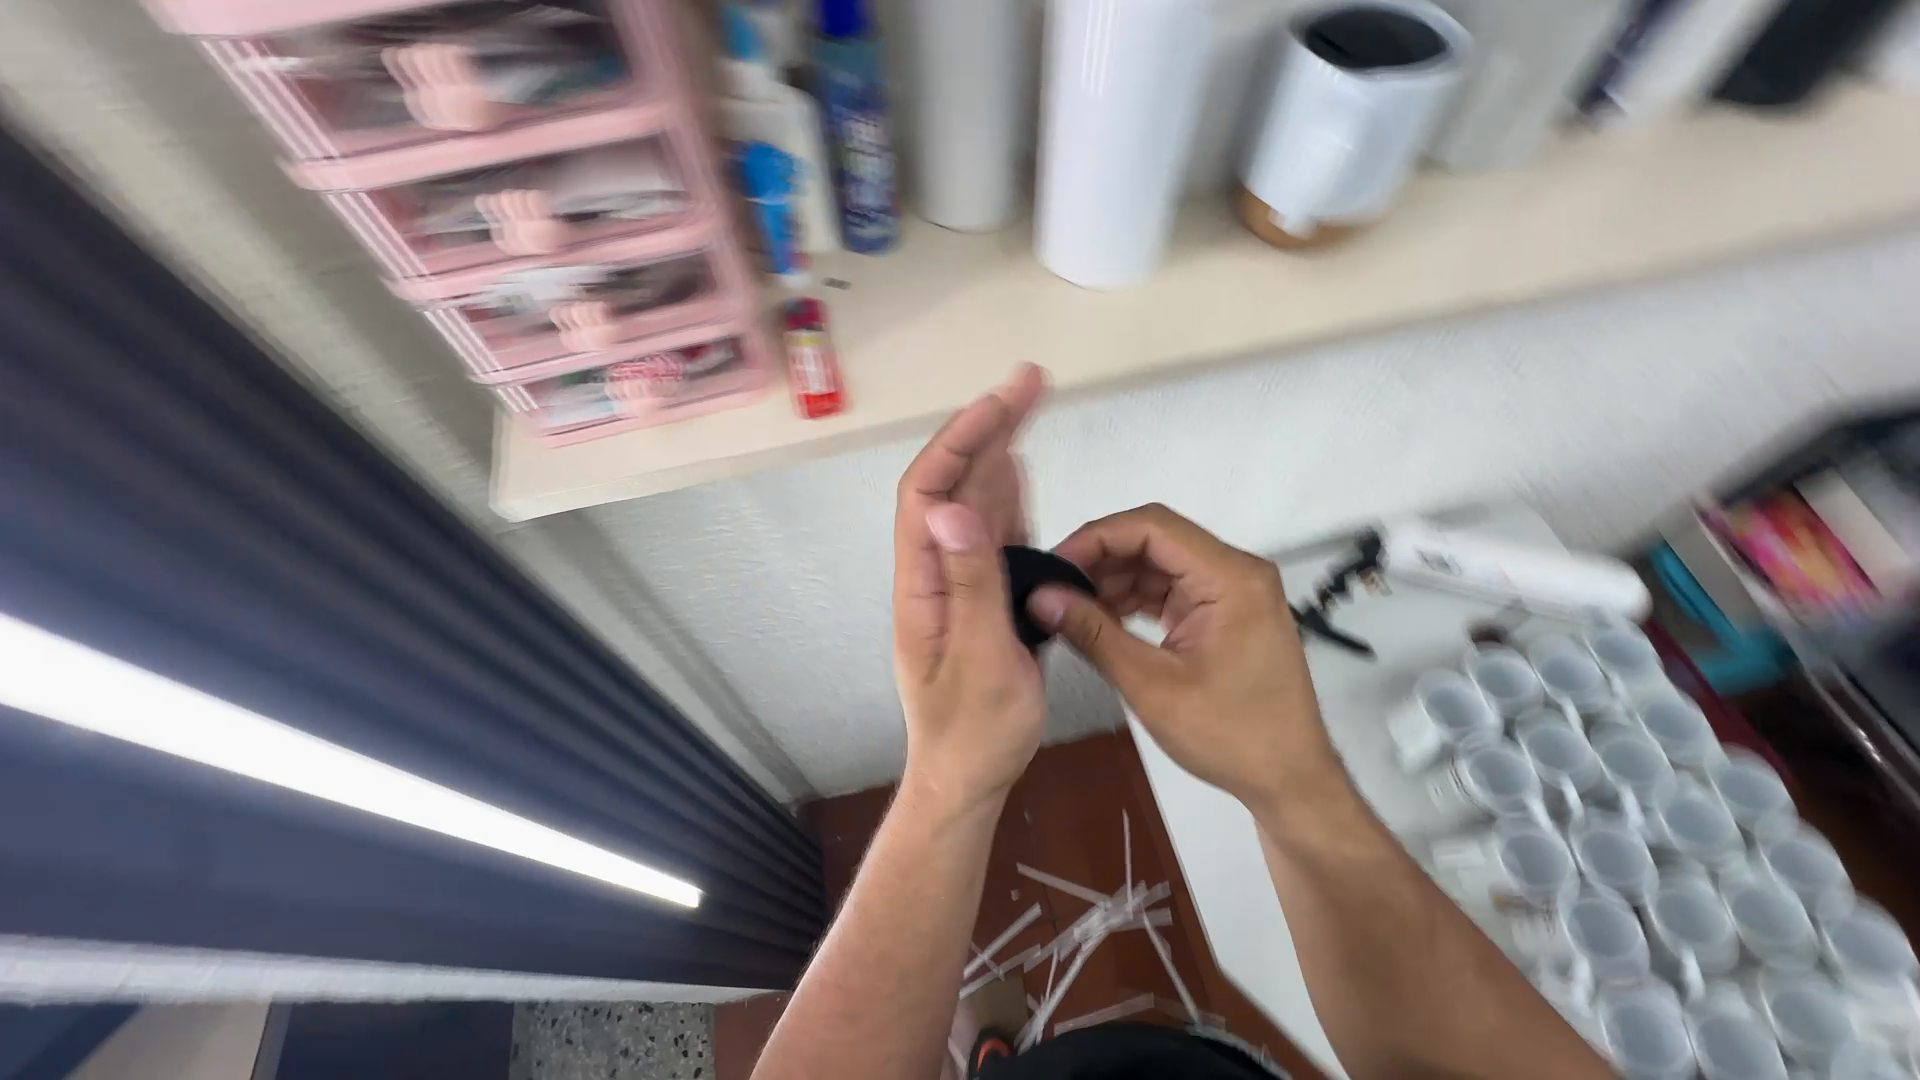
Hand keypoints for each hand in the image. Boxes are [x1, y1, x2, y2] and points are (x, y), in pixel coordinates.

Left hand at [892, 365, 1048, 810]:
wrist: (968, 776)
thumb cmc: (973, 731)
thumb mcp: (980, 659)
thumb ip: (970, 583)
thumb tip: (953, 506)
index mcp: (922, 582)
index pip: (928, 491)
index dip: (961, 439)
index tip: (1003, 400)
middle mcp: (934, 570)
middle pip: (952, 484)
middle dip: (985, 428)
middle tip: (1030, 382)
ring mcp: (957, 582)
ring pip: (973, 503)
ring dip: (996, 451)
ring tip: (1027, 406)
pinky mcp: (982, 596)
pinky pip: (993, 535)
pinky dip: (1008, 496)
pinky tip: (1020, 469)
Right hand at [1027, 504, 1341, 811]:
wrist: (1289, 780)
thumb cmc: (1229, 735)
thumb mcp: (1152, 686)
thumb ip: (1094, 634)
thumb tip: (1039, 597)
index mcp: (1230, 578)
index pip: (1153, 527)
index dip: (1096, 537)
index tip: (1052, 566)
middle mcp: (1234, 571)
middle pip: (1155, 540)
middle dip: (1100, 559)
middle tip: (1051, 588)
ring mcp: (1230, 591)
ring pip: (1158, 563)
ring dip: (1112, 580)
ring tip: (1067, 607)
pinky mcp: (1222, 612)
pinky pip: (1169, 589)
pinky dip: (1132, 600)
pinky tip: (1098, 619)